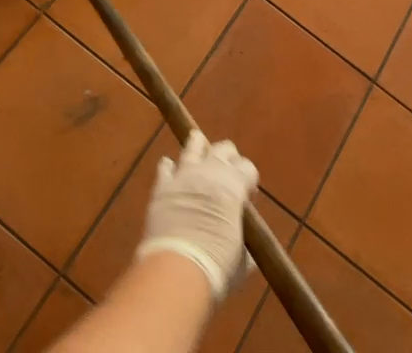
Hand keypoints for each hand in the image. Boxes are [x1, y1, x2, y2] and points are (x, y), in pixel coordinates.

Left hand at [135, 130, 258, 298]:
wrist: (177, 268)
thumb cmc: (217, 264)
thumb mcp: (242, 258)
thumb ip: (245, 242)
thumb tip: (245, 244)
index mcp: (234, 186)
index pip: (248, 168)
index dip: (249, 180)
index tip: (248, 195)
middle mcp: (210, 173)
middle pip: (223, 150)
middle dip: (228, 158)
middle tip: (228, 171)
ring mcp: (184, 177)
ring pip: (192, 148)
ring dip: (198, 145)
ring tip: (198, 142)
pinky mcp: (162, 187)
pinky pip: (165, 168)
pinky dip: (168, 167)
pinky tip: (168, 166)